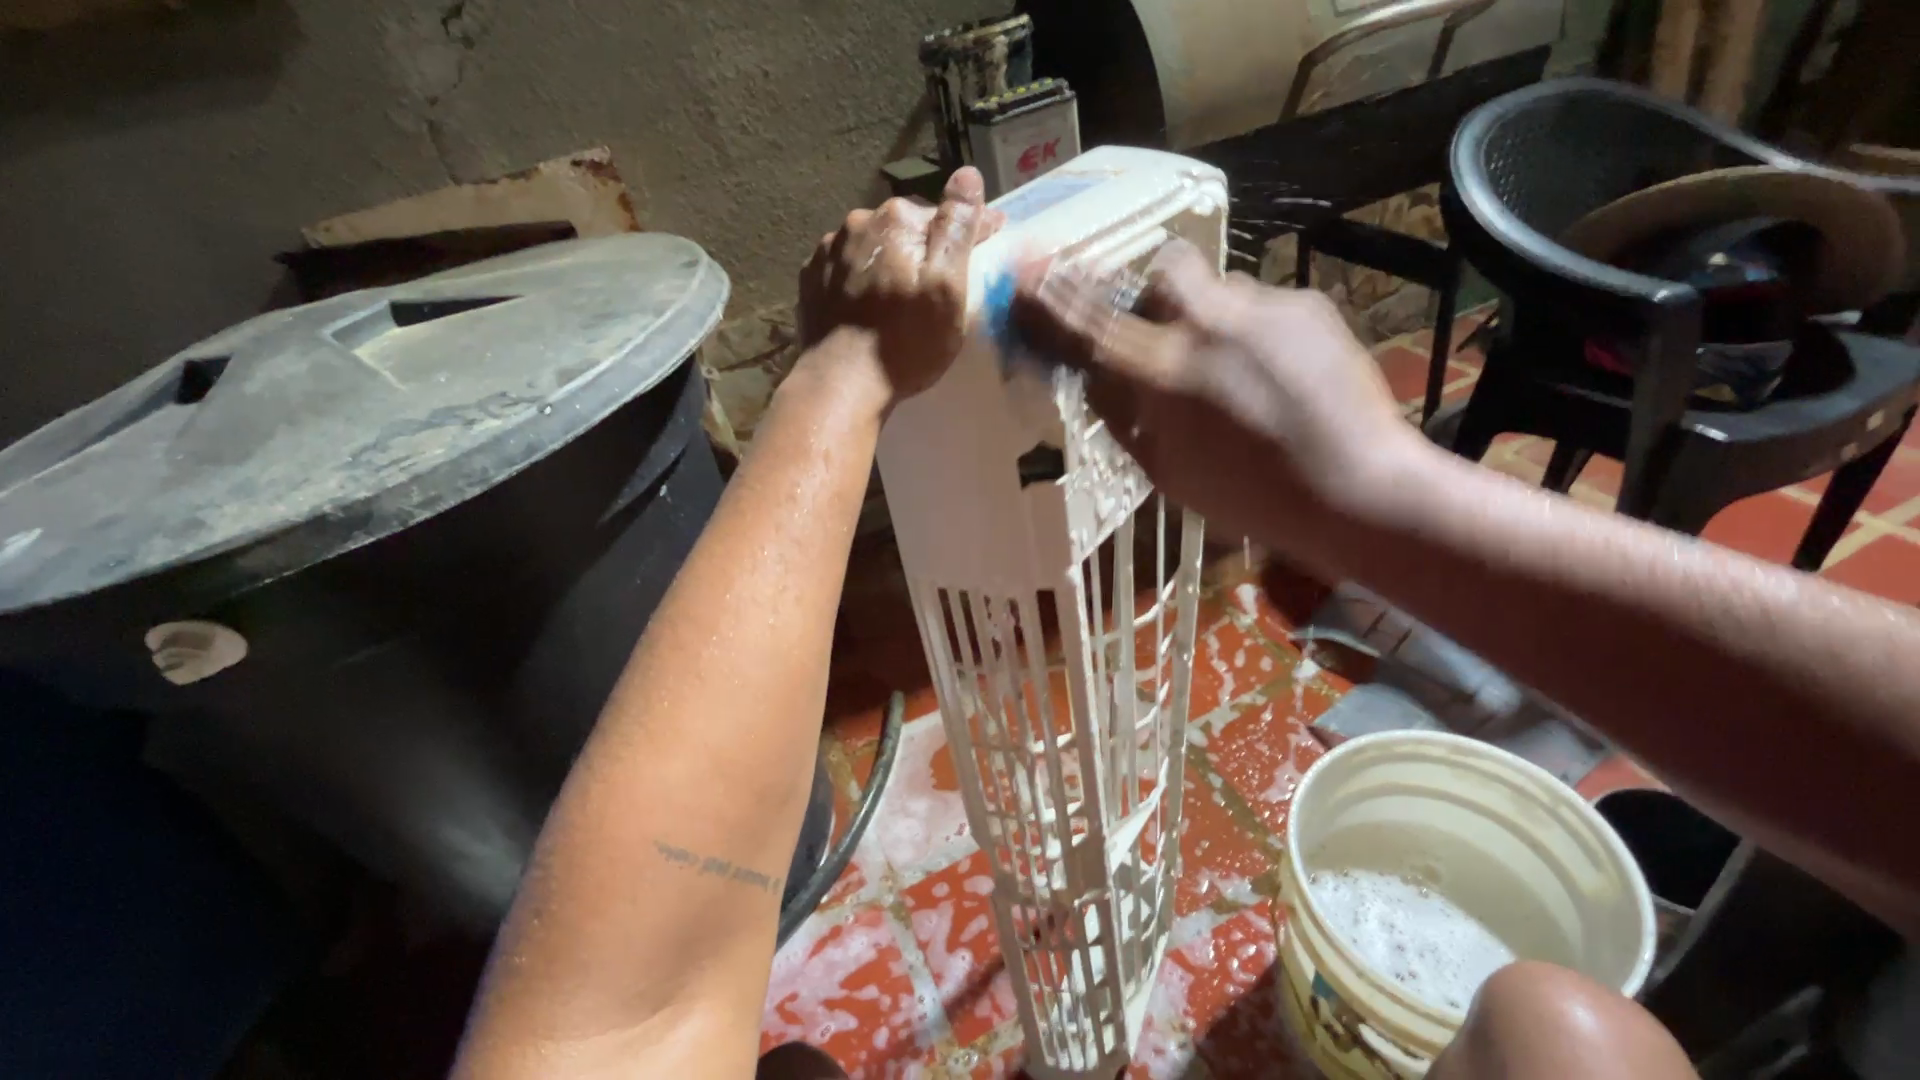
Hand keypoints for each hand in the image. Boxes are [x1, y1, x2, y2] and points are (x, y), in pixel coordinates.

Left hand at [797, 167, 1003, 405]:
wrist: (842, 382)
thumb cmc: (907, 340)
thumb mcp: (947, 286)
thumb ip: (957, 226)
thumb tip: (968, 175)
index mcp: (896, 218)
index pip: (946, 214)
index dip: (972, 231)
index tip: (987, 247)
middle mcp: (857, 222)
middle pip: (905, 228)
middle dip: (925, 247)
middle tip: (940, 282)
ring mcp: (828, 250)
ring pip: (873, 246)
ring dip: (889, 260)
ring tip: (900, 296)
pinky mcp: (810, 278)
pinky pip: (846, 268)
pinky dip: (861, 279)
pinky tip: (869, 306)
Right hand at [1010, 241, 1421, 551]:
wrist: (1359, 491)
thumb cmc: (1251, 499)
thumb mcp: (1166, 471)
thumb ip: (1122, 416)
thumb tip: (1093, 377)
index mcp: (1164, 375)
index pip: (1089, 323)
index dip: (1052, 296)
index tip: (1026, 270)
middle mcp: (1208, 325)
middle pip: (1163, 269)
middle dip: (1153, 293)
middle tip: (1164, 335)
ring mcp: (1264, 308)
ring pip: (1217, 290)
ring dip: (1209, 320)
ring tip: (1234, 372)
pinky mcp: (1308, 305)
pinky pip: (1261, 305)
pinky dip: (1253, 334)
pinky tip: (1277, 379)